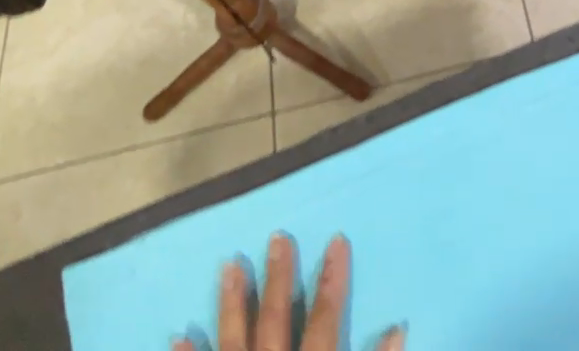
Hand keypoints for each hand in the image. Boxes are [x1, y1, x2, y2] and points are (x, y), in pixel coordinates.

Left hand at [176, 233, 403, 350]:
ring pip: (233, 341)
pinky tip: (180, 336)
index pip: (326, 320)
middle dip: (279, 277)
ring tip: (228, 265)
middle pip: (276, 320)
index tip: (337, 240)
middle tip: (277, 237)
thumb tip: (398, 329)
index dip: (333, 280)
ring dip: (231, 303)